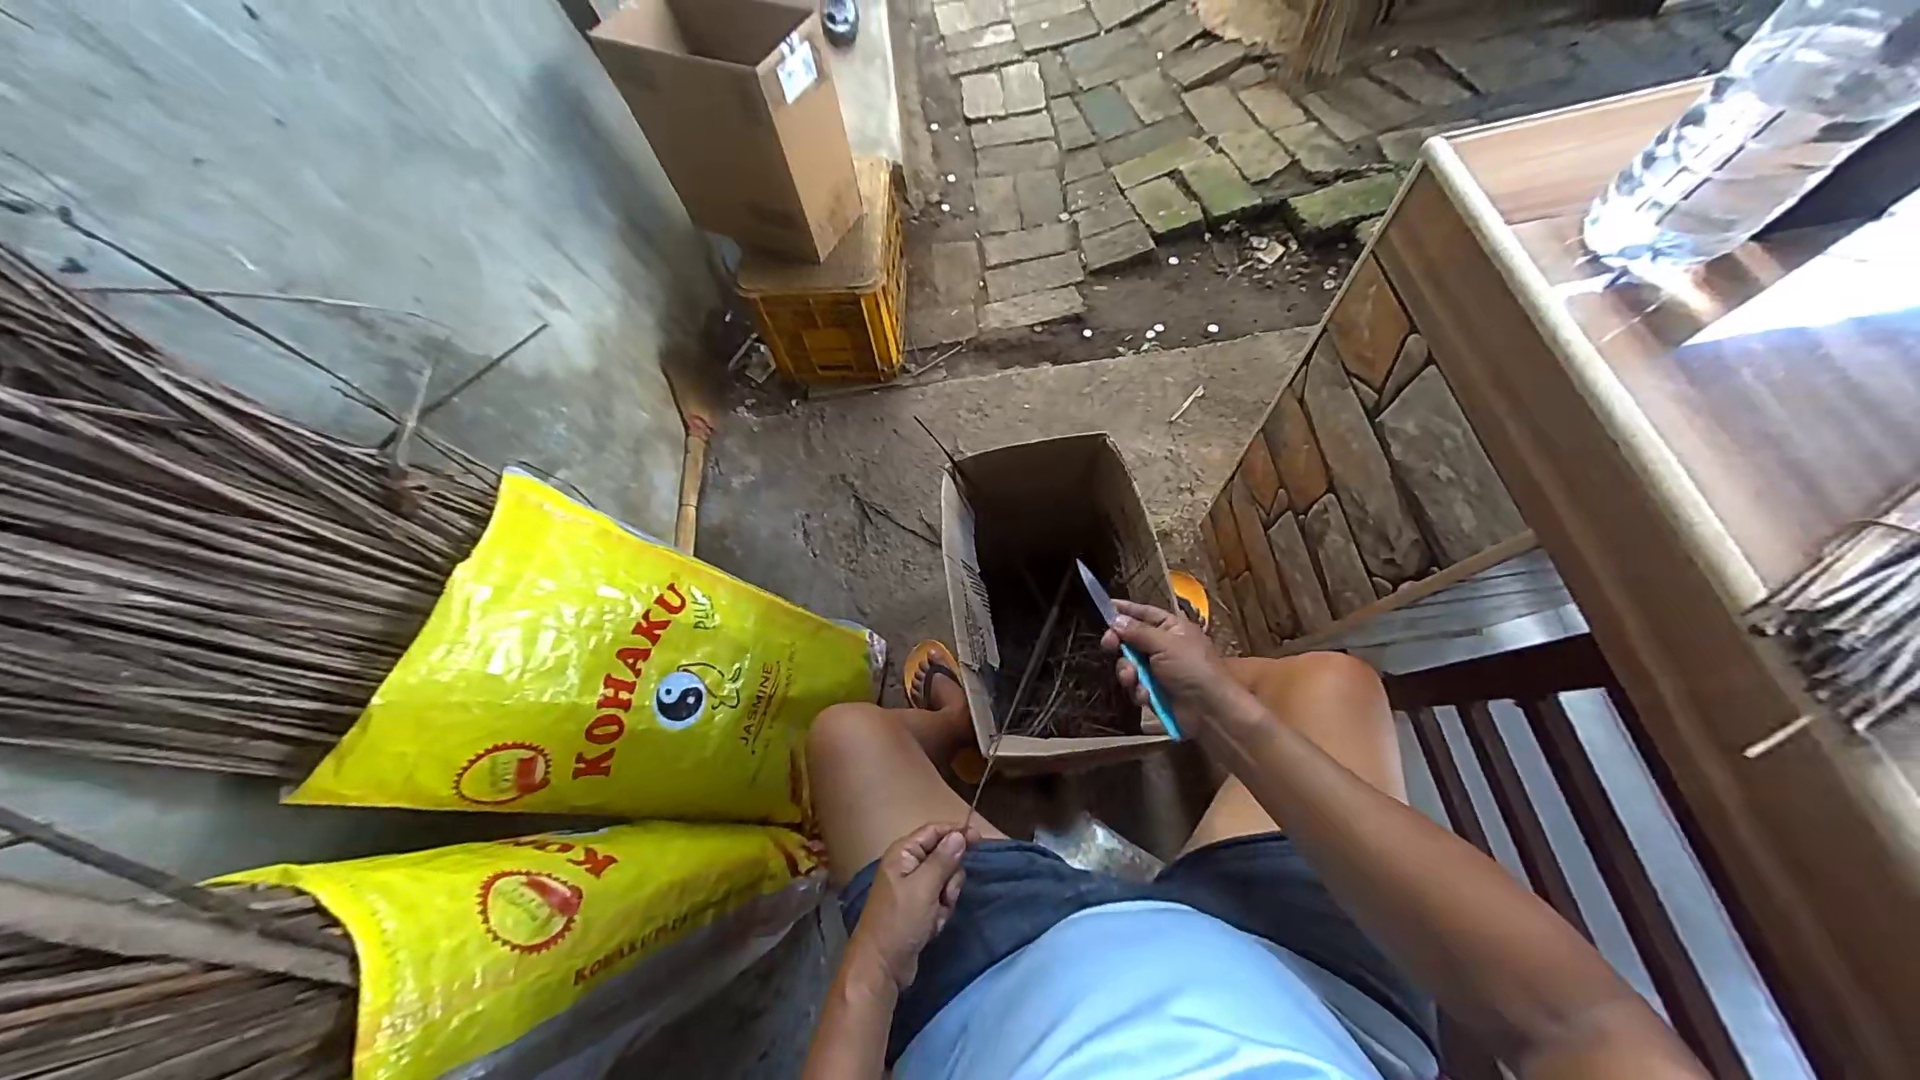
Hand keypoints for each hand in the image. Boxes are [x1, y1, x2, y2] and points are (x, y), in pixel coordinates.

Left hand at [847, 823, 975, 993]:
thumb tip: (959, 834)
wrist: (882, 967)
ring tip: (934, 916)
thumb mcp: (924, 887)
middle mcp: (907, 865)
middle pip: (943, 857)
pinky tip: (931, 927)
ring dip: (945, 899)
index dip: (956, 831)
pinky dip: (940, 912)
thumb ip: (943, 859)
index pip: (934, 831)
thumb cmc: (900, 921)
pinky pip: (940, 900)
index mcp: (903, 853)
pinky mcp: (918, 908)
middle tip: (945, 896)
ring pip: (945, 881)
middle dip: (949, 878)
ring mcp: (913, 888)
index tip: (979, 838)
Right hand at [1101, 599, 1264, 744]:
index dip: (1125, 610)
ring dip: (1128, 672)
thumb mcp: (1165, 644)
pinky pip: (1134, 685)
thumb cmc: (1193, 669)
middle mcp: (1163, 646)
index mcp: (1172, 628)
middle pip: (1130, 639)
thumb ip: (1137, 631)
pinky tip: (1146, 696)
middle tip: (1109, 646)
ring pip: (1128, 664)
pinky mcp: (1154, 691)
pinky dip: (1138, 690)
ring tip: (1134, 679)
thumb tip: (1115, 619)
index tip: (1104, 607)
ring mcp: (1158, 670)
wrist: (1210, 712)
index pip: (1144, 613)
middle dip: (1119, 645)